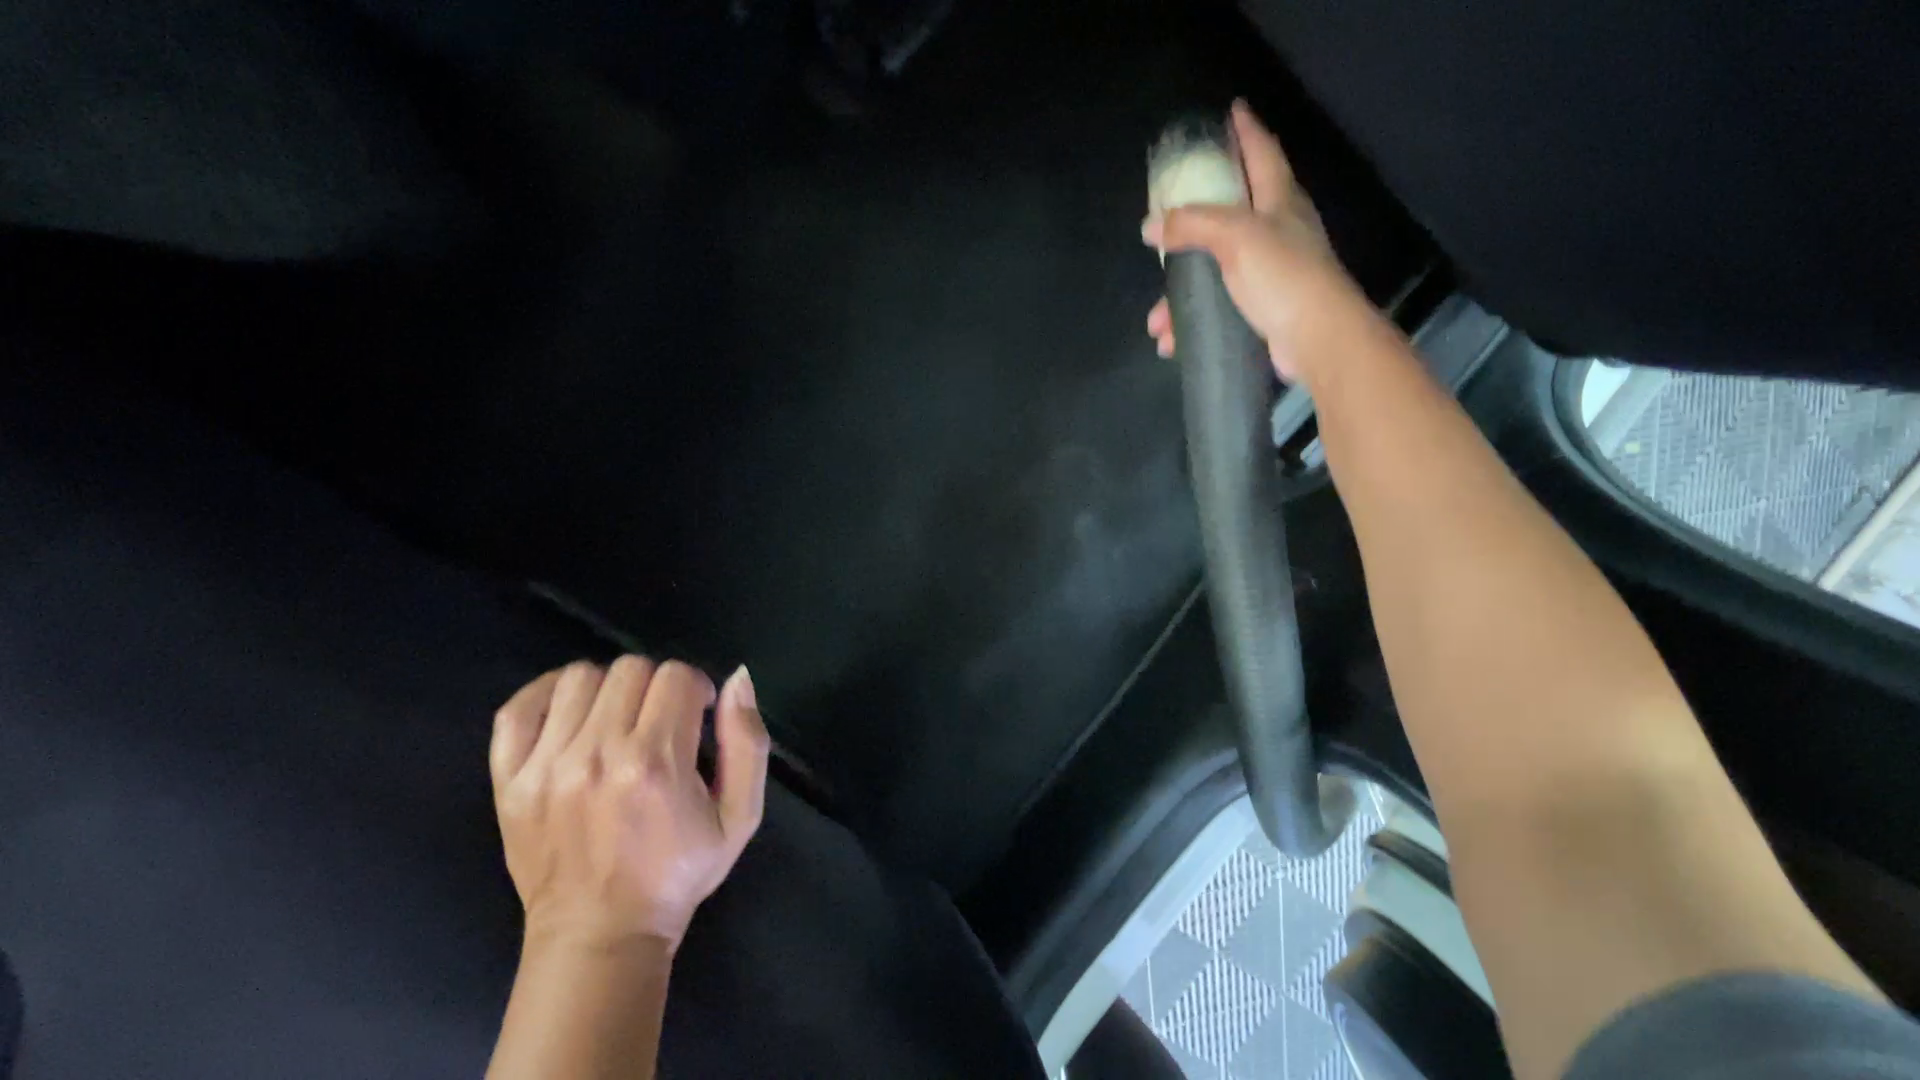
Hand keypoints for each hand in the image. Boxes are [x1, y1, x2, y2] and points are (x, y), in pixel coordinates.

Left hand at [489, 657, 769, 952]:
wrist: (600, 934)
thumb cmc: (676, 875)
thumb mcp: (739, 818)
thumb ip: (747, 743)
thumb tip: (739, 677)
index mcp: (656, 762)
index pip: (677, 676)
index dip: (695, 689)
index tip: (697, 717)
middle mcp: (597, 753)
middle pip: (631, 668)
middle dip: (656, 686)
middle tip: (660, 722)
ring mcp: (546, 765)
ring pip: (580, 677)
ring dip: (608, 689)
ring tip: (617, 720)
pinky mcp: (509, 780)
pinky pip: (519, 707)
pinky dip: (547, 695)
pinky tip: (571, 712)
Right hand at [1143, 100, 1367, 381]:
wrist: (1317, 338)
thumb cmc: (1283, 275)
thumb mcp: (1236, 237)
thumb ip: (1192, 224)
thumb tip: (1151, 226)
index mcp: (1281, 200)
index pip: (1262, 151)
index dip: (1246, 130)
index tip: (1230, 110)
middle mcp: (1279, 230)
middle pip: (1232, 212)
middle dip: (1196, 220)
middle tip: (1169, 218)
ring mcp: (1272, 271)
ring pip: (1216, 270)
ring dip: (1183, 293)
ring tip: (1158, 316)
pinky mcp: (1264, 308)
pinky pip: (1219, 308)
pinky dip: (1194, 321)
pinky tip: (1173, 338)